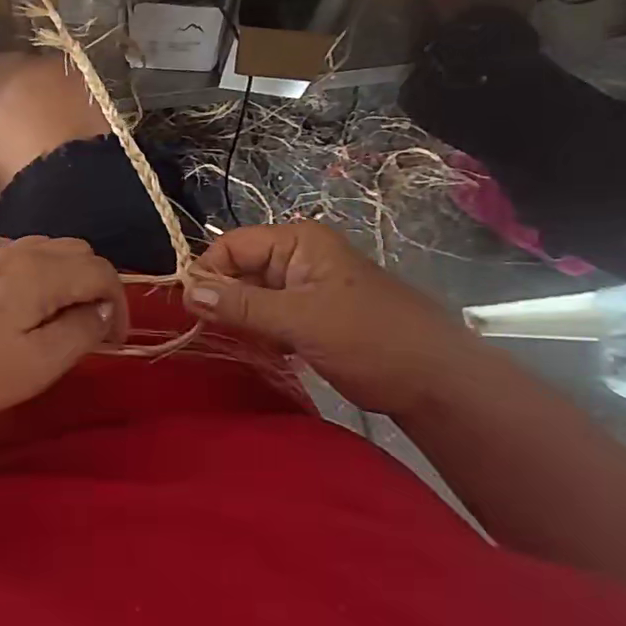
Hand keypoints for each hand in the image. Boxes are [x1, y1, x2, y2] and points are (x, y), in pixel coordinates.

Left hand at [0, 235, 128, 475]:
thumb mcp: (41, 363)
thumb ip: (83, 328)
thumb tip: (104, 309)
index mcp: (38, 268)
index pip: (101, 269)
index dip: (119, 303)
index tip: (115, 341)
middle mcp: (15, 248)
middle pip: (76, 252)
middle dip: (94, 286)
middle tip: (94, 331)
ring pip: (47, 251)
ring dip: (66, 279)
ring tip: (63, 322)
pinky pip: (19, 257)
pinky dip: (38, 275)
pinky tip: (27, 309)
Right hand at [185, 222, 494, 414]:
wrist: (438, 383)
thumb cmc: (371, 339)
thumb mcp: (300, 320)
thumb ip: (242, 306)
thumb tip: (187, 292)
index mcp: (297, 242)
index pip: (231, 245)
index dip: (208, 273)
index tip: (191, 310)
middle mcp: (297, 257)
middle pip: (239, 271)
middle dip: (224, 300)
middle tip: (214, 333)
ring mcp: (304, 288)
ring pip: (252, 298)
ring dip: (242, 321)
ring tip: (242, 345)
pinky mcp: (310, 317)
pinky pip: (269, 318)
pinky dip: (259, 334)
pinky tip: (264, 353)